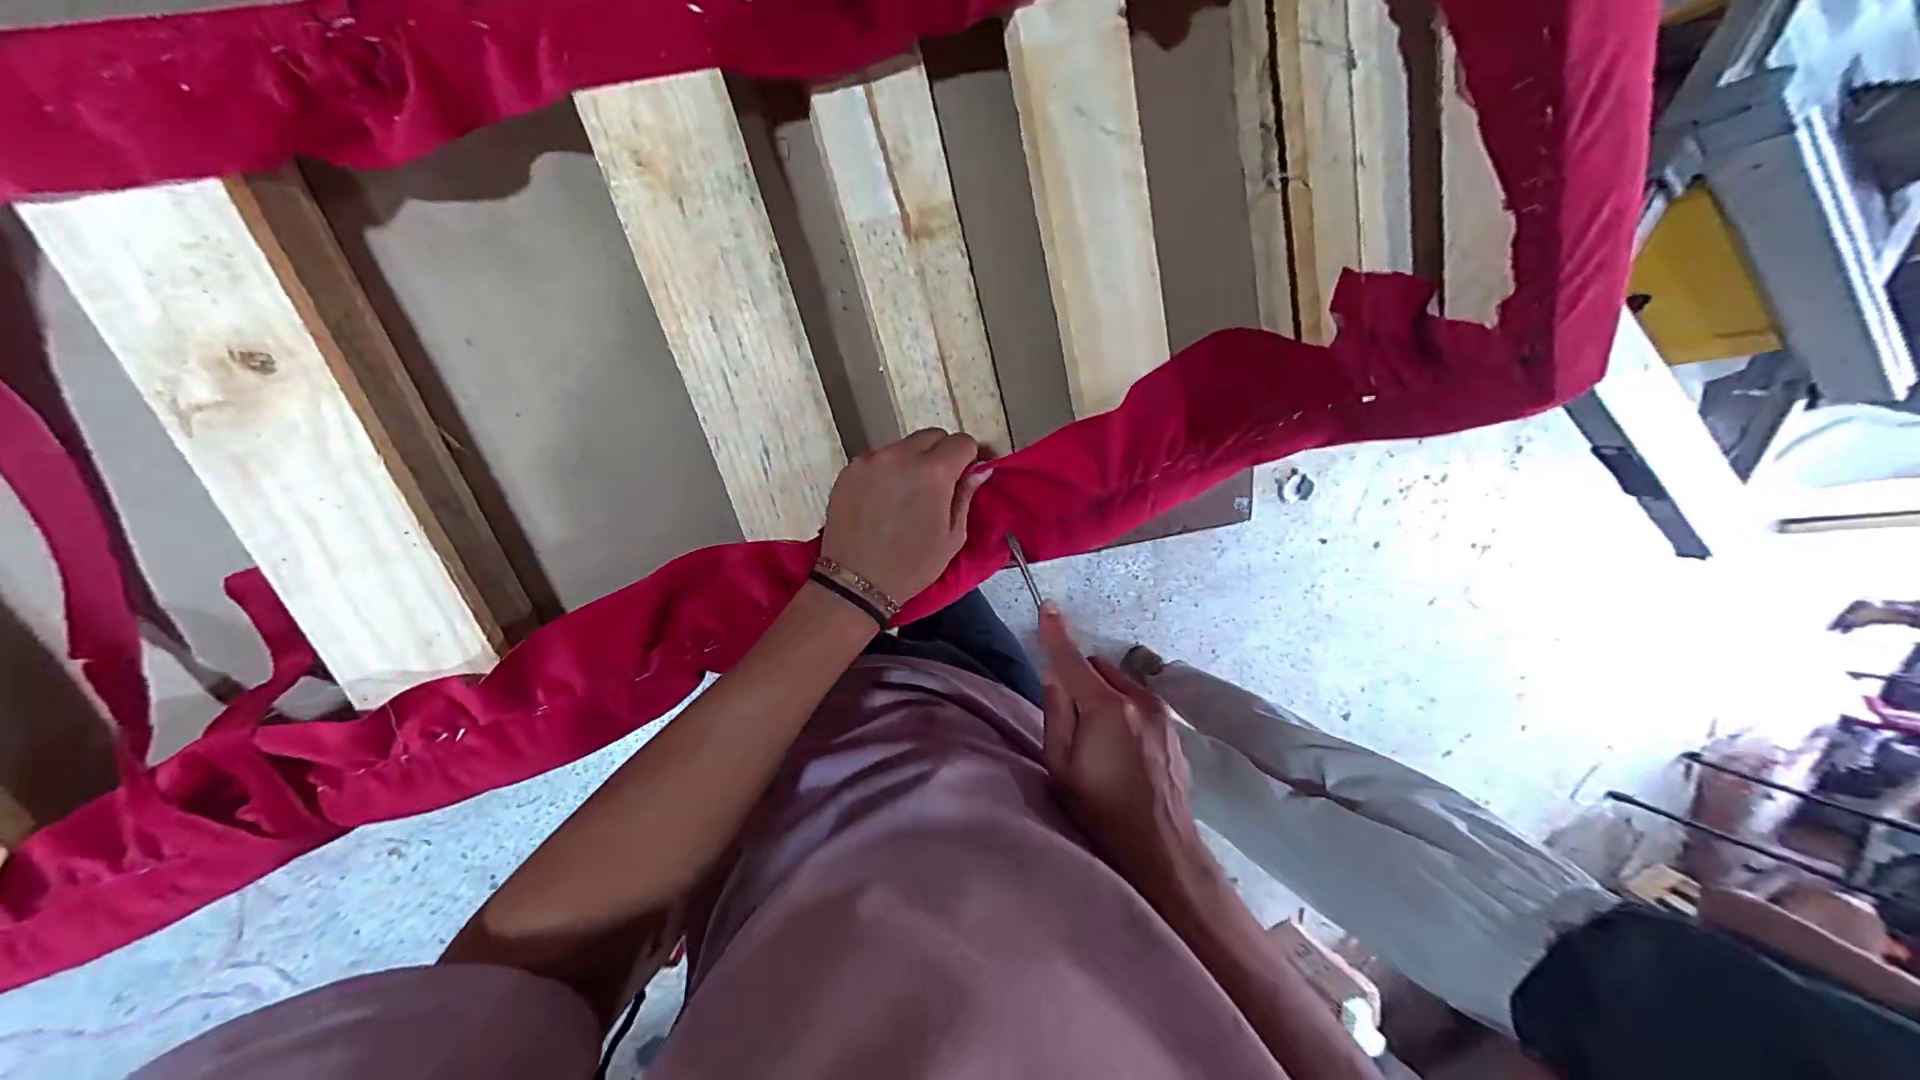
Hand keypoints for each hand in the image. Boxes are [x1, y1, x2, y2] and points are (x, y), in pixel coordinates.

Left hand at [819, 428, 990, 603]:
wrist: (856, 581)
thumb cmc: (911, 565)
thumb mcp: (951, 536)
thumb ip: (965, 495)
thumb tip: (980, 470)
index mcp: (933, 471)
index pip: (962, 442)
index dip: (970, 457)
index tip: (968, 473)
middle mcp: (900, 456)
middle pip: (932, 436)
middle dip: (942, 453)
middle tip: (941, 483)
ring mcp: (870, 461)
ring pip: (903, 446)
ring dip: (913, 461)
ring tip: (909, 493)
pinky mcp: (849, 470)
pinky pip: (877, 460)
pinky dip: (887, 471)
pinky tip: (885, 499)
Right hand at [1037, 605, 1208, 900]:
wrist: (1161, 847)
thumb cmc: (1101, 810)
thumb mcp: (1061, 765)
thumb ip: (1056, 713)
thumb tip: (1055, 677)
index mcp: (1106, 708)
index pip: (1073, 659)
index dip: (1056, 633)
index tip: (1048, 608)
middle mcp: (1139, 700)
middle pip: (1098, 668)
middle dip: (1080, 680)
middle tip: (1072, 719)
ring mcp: (1161, 713)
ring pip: (1120, 683)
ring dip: (1103, 695)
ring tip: (1098, 738)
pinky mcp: (1173, 728)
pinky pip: (1139, 702)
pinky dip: (1123, 709)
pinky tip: (1121, 748)